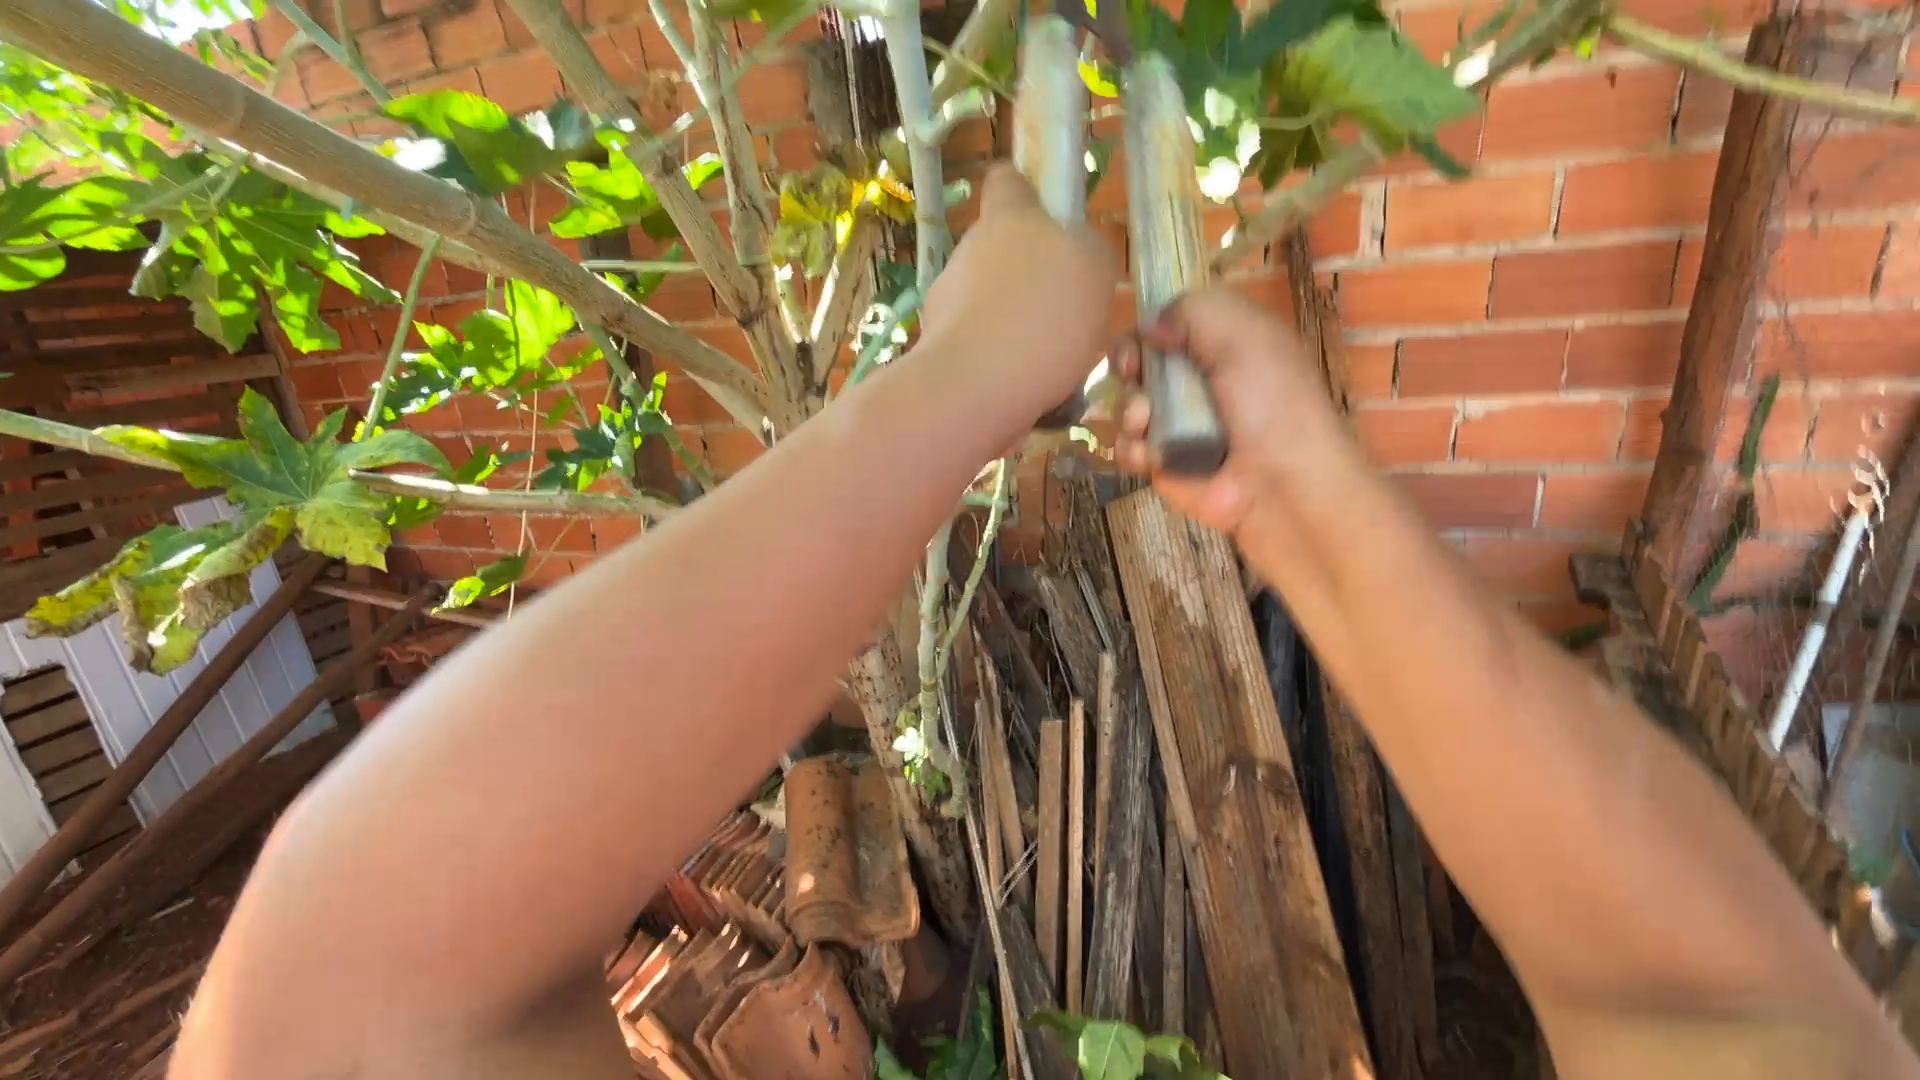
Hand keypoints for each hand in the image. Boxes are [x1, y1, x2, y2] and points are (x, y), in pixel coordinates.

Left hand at [922, 165, 1118, 413]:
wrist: (976, 386)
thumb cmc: (1045, 314)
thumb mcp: (1094, 266)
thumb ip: (1085, 248)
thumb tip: (1073, 252)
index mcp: (1007, 218)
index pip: (1007, 181)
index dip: (1025, 193)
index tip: (1045, 216)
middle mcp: (967, 251)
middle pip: (997, 251)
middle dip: (1025, 278)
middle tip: (1061, 313)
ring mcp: (944, 300)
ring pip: (985, 303)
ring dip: (1010, 323)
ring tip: (1045, 361)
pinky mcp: (935, 347)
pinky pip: (976, 347)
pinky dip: (995, 362)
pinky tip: (1020, 387)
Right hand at [1114, 286, 1357, 532]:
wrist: (1279, 484)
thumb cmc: (1270, 402)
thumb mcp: (1243, 335)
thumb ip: (1193, 311)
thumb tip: (1148, 327)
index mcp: (1222, 346)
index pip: (1168, 326)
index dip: (1146, 331)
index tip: (1143, 343)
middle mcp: (1195, 382)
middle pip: (1136, 363)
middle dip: (1129, 367)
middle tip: (1133, 376)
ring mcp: (1175, 424)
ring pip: (1125, 405)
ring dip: (1128, 410)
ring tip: (1145, 422)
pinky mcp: (1161, 463)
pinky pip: (1126, 448)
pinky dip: (1131, 449)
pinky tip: (1150, 456)